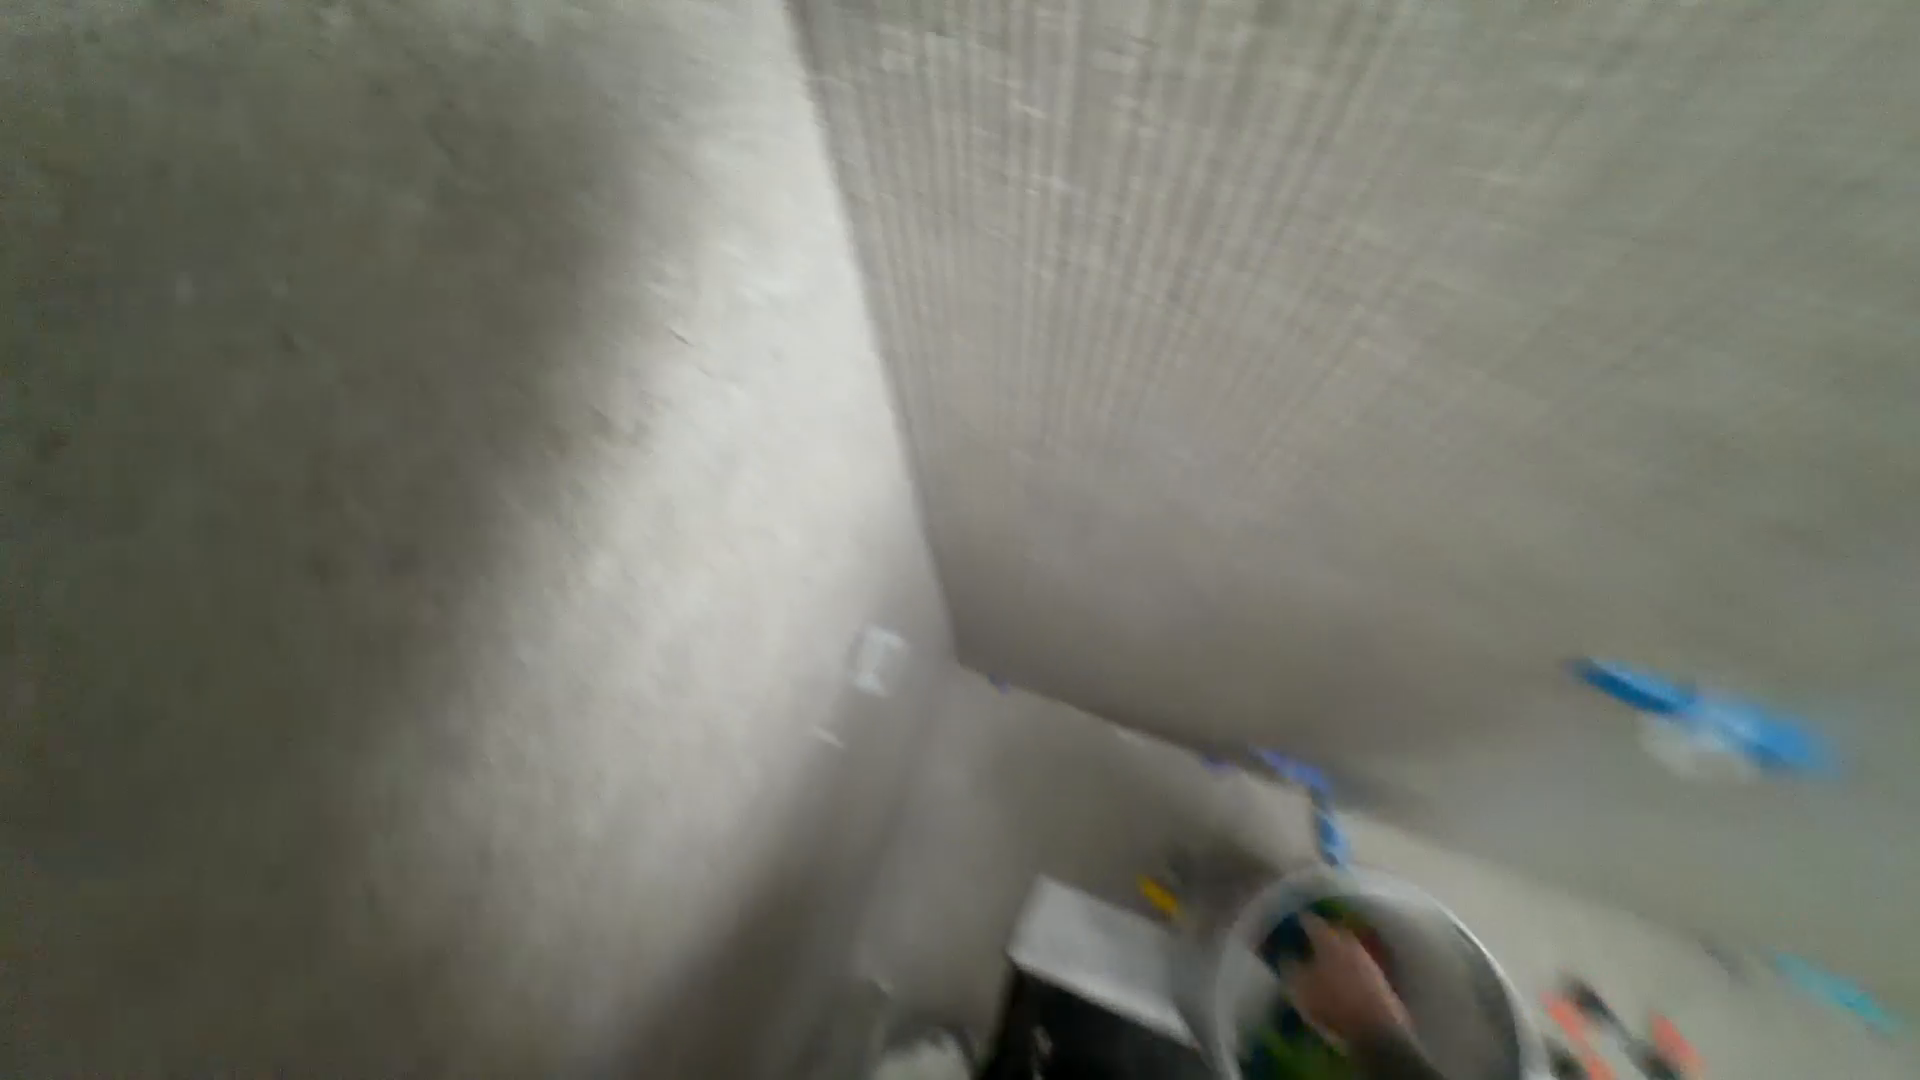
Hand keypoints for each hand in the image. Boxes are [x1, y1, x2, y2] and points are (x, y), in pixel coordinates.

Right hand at [1284, 914, 1410, 1046]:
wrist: (1380, 1033)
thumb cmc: (1333, 1003)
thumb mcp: (1299, 986)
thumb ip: (1287, 964)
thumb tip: (1283, 952)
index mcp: (1327, 937)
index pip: (1307, 918)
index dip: (1294, 922)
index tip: (1284, 928)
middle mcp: (1348, 940)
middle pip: (1329, 929)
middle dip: (1315, 934)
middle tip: (1302, 943)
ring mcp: (1366, 958)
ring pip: (1344, 946)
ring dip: (1332, 951)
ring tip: (1319, 962)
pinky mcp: (1379, 978)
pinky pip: (1356, 963)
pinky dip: (1345, 966)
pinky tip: (1338, 978)